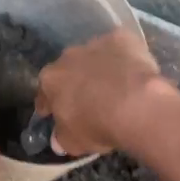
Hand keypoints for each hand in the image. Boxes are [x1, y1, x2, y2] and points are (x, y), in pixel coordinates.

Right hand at [36, 30, 179, 155]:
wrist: (136, 104)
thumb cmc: (97, 125)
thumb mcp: (73, 142)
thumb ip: (62, 138)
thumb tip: (57, 139)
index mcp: (50, 80)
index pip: (44, 93)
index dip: (49, 104)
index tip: (54, 113)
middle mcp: (68, 57)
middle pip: (68, 69)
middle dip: (75, 82)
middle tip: (89, 100)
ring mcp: (95, 44)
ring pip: (94, 56)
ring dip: (99, 68)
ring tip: (116, 86)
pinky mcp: (121, 38)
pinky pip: (119, 48)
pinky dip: (124, 58)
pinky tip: (134, 72)